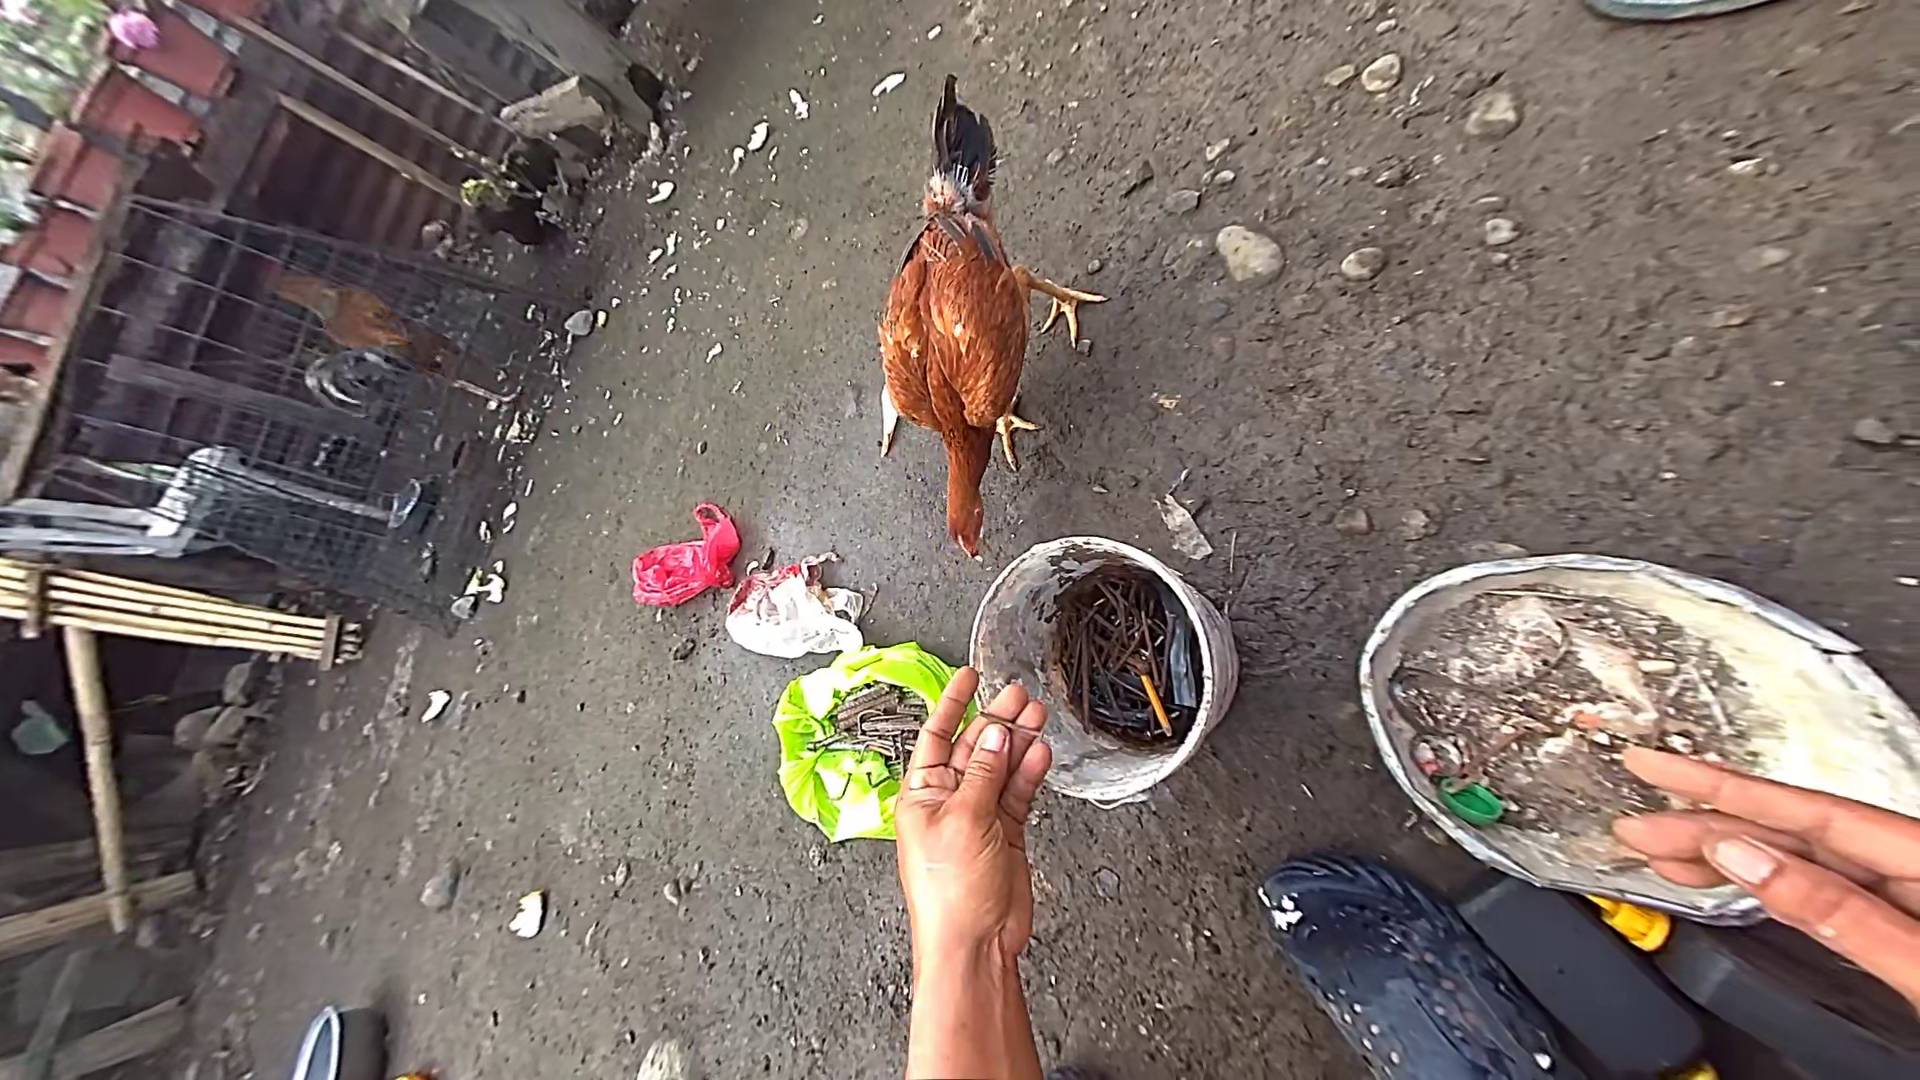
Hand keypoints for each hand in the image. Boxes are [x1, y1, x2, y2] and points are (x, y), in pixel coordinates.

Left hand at [896, 666, 1052, 957]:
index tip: (967, 676)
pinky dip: (1029, 770)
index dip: (953, 702)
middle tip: (1017, 694)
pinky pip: (1017, 789)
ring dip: (1018, 740)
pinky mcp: (1004, 828)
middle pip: (976, 745)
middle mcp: (950, 797)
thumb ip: (984, 773)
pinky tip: (1040, 752)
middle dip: (996, 718)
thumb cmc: (949, 895)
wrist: (976, 944)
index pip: (938, 733)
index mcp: (923, 791)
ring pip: (1001, 764)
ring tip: (1036, 714)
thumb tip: (994, 734)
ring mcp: (979, 812)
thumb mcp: (964, 819)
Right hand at [1613, 747, 1919, 1009]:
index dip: (1723, 784)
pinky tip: (1728, 880)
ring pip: (1809, 862)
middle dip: (1710, 828)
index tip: (1650, 765)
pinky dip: (1766, 884)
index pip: (1819, 814)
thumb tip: (1736, 850)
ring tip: (1663, 854)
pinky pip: (1827, 891)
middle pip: (1806, 836)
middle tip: (1636, 829)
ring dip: (1727, 856)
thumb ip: (1839, 914)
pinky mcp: (1919, 933)